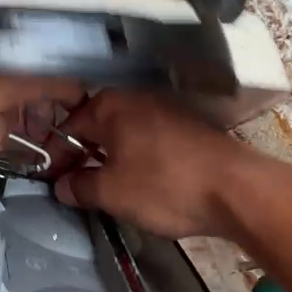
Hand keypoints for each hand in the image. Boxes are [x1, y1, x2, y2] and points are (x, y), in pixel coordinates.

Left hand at [0, 61, 81, 160]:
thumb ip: (9, 134)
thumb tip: (16, 125)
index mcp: (19, 73)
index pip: (64, 80)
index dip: (74, 99)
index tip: (72, 114)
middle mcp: (5, 47)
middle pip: (38, 68)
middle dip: (40, 97)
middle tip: (31, 124)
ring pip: (11, 59)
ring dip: (14, 85)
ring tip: (4, 113)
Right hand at [43, 90, 265, 238]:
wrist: (239, 190)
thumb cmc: (165, 184)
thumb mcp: (112, 193)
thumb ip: (80, 187)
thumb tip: (62, 186)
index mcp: (108, 105)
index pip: (68, 127)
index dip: (56, 155)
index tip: (52, 181)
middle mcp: (134, 98)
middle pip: (96, 127)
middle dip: (83, 154)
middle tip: (77, 186)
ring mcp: (165, 109)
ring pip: (124, 134)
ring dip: (112, 157)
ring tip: (109, 188)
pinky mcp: (189, 127)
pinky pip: (150, 140)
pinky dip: (139, 158)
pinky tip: (144, 183)